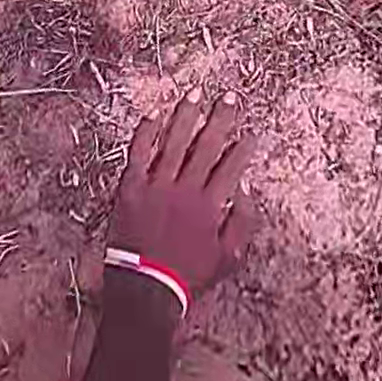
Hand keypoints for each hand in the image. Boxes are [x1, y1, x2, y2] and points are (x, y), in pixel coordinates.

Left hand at [111, 87, 257, 299]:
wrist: (145, 287)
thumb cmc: (188, 275)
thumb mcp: (228, 258)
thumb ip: (242, 222)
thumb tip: (248, 188)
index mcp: (210, 205)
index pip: (230, 167)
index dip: (242, 147)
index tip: (250, 130)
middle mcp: (185, 189)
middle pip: (206, 146)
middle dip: (220, 119)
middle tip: (230, 97)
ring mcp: (156, 184)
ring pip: (174, 142)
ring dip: (186, 116)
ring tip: (196, 93)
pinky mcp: (131, 186)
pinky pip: (139, 153)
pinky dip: (145, 133)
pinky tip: (153, 115)